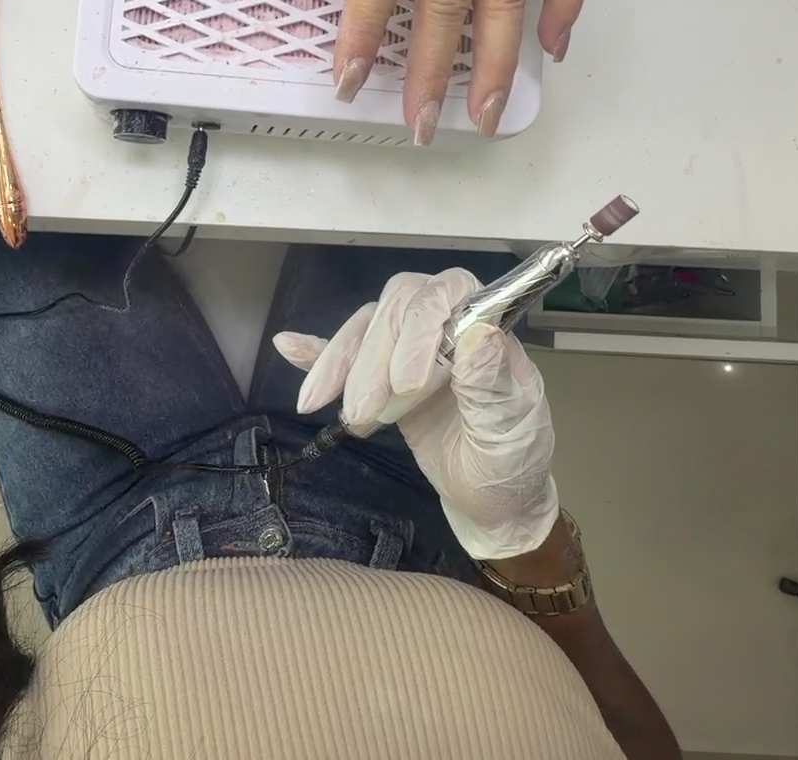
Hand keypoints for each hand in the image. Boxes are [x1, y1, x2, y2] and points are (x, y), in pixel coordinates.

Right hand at [273, 269, 557, 558]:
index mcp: (485, 331)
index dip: (418, 327)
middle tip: (361, 412)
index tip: (405, 383)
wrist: (490, 502)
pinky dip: (316, 352)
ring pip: (366, 329)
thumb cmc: (510, 467)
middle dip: (371, 357)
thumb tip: (482, 333)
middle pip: (396, 308)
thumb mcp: (511, 432)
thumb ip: (492, 384)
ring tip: (316, 404)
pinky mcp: (382, 374)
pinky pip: (346, 352)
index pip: (445, 295)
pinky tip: (287, 347)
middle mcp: (445, 327)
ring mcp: (410, 349)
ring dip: (338, 363)